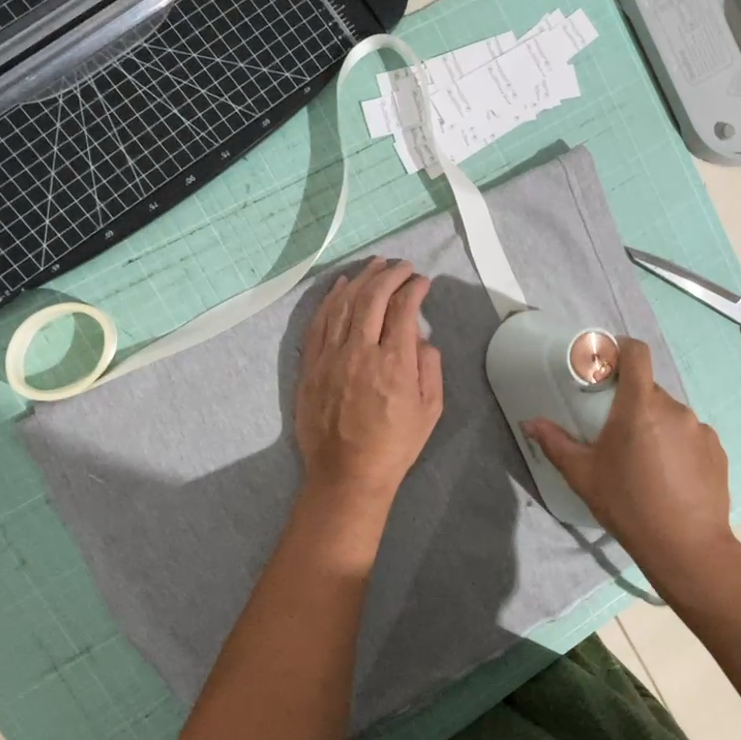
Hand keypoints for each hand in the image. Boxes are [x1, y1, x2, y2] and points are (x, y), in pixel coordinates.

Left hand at [294, 257, 444, 500]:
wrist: (346, 474)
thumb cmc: (394, 446)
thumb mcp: (429, 411)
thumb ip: (429, 368)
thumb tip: (421, 338)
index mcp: (394, 363)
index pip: (403, 309)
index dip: (414, 288)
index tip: (422, 281)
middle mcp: (360, 352)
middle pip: (372, 297)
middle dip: (390, 274)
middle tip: (402, 266)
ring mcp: (331, 357)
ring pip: (343, 303)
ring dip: (361, 279)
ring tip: (375, 265)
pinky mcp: (311, 366)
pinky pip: (319, 322)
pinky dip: (330, 299)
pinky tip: (341, 285)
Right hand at [523, 339, 734, 596]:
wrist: (685, 546)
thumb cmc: (627, 504)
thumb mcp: (582, 475)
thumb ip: (555, 443)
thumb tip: (530, 423)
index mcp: (639, 406)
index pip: (636, 353)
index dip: (621, 349)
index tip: (606, 364)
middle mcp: (675, 408)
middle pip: (649, 390)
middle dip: (631, 403)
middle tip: (615, 435)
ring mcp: (700, 429)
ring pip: (670, 415)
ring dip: (655, 426)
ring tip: (643, 462)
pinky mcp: (717, 450)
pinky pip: (690, 436)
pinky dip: (677, 446)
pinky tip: (668, 477)